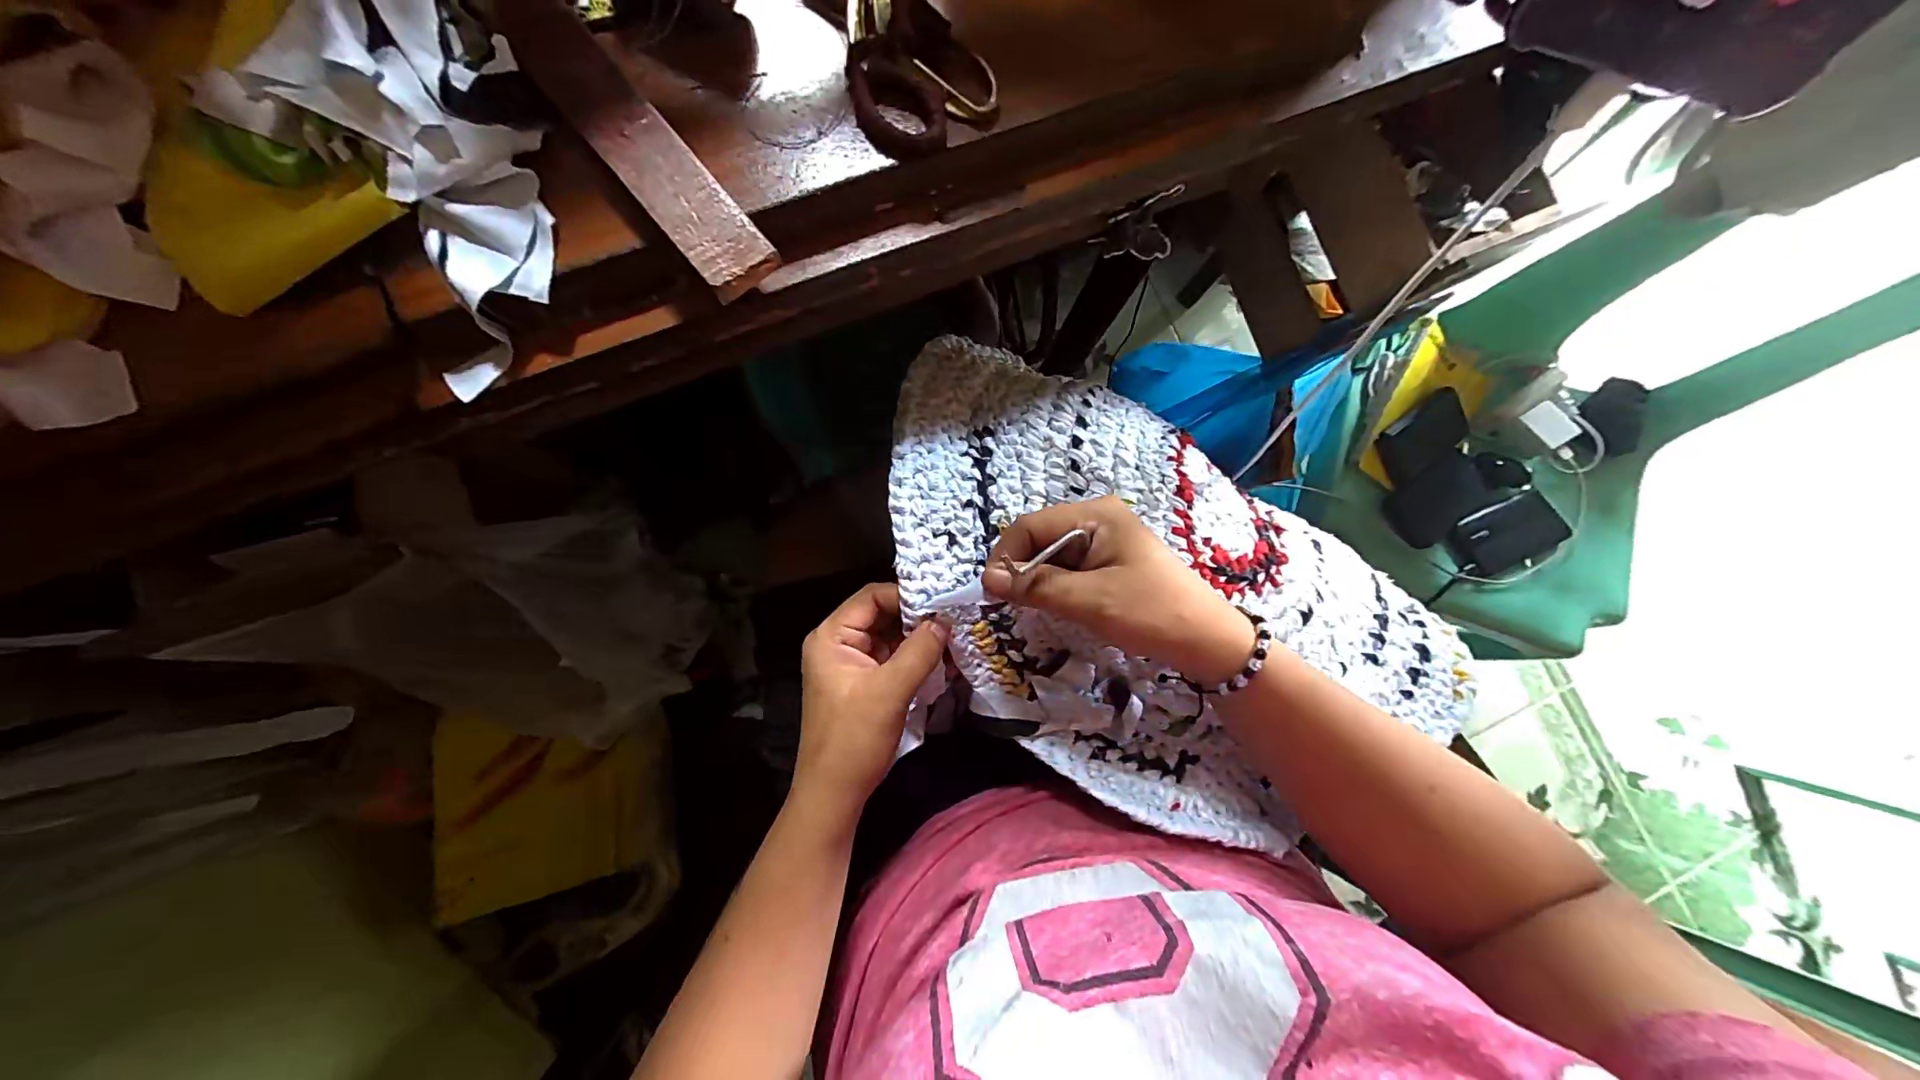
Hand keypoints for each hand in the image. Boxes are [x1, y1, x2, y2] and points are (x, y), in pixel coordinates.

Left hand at [795, 583, 948, 816]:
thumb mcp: (889, 691)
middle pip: (883, 616)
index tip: (943, 603)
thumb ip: (919, 652)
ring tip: (958, 639)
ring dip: (922, 641)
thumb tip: (945, 621)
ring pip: (893, 639)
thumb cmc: (853, 740)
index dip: (907, 596)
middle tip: (958, 619)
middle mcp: (839, 644)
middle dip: (919, 619)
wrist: (834, 795)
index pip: (871, 597)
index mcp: (831, 637)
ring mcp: (853, 665)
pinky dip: (918, 661)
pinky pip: (895, 661)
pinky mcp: (867, 685)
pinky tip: (946, 663)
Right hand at [982, 496, 1255, 683]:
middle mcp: (1098, 519)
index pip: (1030, 525)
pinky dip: (1056, 587)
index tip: (993, 592)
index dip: (1006, 556)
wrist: (1207, 640)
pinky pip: (1068, 568)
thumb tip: (989, 580)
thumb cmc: (1150, 613)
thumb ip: (1038, 587)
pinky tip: (1060, 607)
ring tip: (1036, 609)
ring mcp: (1105, 540)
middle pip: (1039, 537)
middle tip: (1011, 605)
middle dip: (1021, 569)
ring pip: (1051, 555)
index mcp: (1096, 515)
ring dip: (1039, 581)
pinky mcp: (1109, 562)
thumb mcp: (1089, 601)